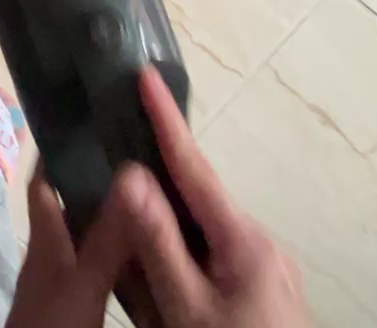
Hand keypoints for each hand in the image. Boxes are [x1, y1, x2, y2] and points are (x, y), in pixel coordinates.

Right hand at [3, 69, 307, 327]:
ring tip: (120, 202)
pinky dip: (176, 246)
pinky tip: (152, 259)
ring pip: (199, 226)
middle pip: (195, 195)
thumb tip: (131, 172)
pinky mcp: (260, 291)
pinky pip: (208, 251)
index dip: (167, 118)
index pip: (194, 167)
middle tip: (112, 137)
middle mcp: (261, 246)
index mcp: (246, 243)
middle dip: (153, 170)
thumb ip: (157, 240)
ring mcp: (264, 270)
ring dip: (161, 217)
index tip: (146, 73)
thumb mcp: (184, 309)